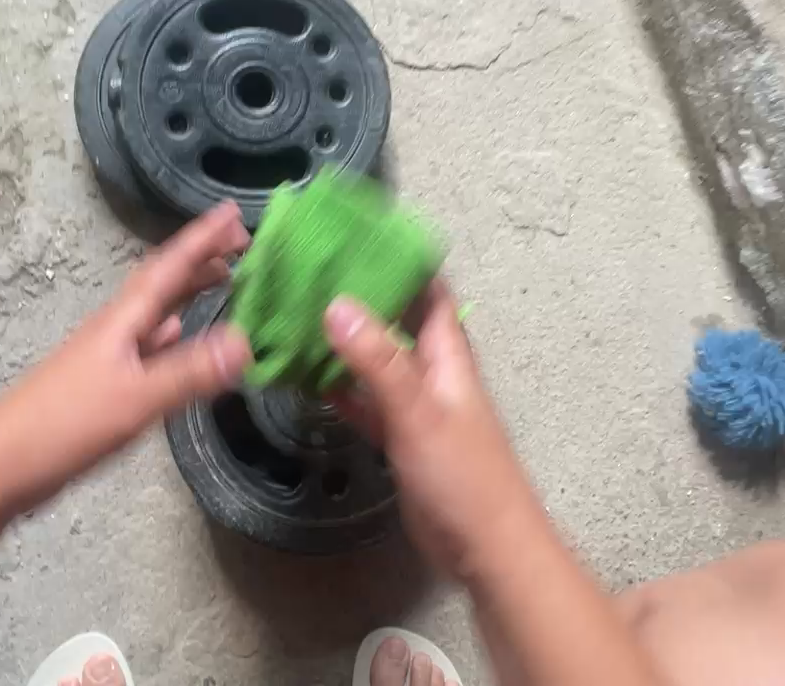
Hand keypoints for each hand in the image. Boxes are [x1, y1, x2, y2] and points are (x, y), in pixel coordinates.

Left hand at [0, 202, 252, 505]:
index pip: (170, 267)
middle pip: (164, 281)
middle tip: (239, 242)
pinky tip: (179, 335)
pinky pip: (148, 342)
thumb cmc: (64, 426)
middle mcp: (116, 327)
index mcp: (124, 320)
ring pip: (157, 309)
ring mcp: (108, 353)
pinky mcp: (103, 381)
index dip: (202, 238)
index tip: (232, 211)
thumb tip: (247, 342)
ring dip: (188, 289)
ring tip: (221, 278)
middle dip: (200, 257)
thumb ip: (190, 373)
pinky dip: (171, 332)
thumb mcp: (135, 399)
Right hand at [325, 281, 547, 580]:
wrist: (486, 549)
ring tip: (299, 314)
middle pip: (395, 317)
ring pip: (375, 358)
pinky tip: (307, 377)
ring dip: (345, 340)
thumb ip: (378, 360)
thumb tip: (336, 303)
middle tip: (313, 271)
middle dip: (360, 294)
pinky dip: (341, 387)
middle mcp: (430, 367)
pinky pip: (365, 399)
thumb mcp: (418, 410)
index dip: (399, 258)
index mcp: (445, 350)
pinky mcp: (400, 434)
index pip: (427, 288)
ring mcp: (414, 401)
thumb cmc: (462, 474)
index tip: (358, 234)